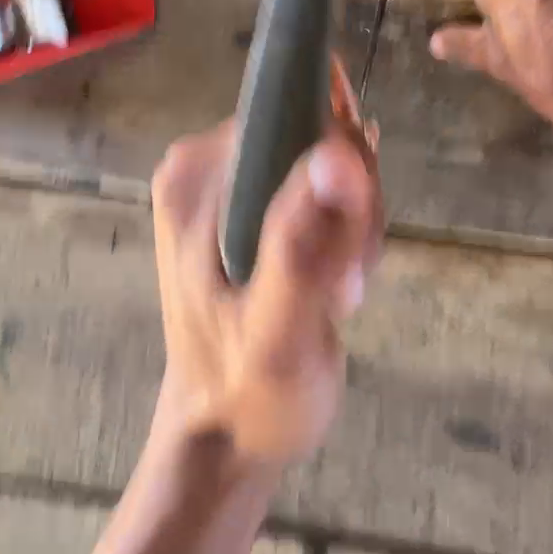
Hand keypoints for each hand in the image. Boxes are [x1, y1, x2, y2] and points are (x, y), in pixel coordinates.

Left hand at [148, 102, 382, 467]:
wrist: (224, 436)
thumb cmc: (248, 396)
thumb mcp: (277, 333)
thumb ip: (300, 244)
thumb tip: (339, 152)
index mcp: (198, 178)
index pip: (300, 116)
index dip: (345, 165)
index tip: (354, 233)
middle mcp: (205, 163)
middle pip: (318, 136)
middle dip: (351, 207)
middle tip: (343, 279)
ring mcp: (226, 181)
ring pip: (329, 163)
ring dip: (351, 225)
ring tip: (337, 289)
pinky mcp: (248, 203)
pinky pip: (322, 186)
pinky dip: (343, 230)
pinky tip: (334, 280)